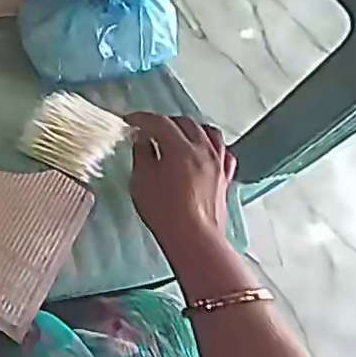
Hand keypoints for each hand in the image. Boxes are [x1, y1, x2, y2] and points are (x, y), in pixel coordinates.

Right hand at [125, 113, 235, 250]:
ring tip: (176, 136)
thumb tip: (142, 140)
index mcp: (180, 149)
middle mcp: (203, 150)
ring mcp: (218, 162)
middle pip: (185, 123)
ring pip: (208, 132)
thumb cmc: (163, 211)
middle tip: (148, 131)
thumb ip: (142, 155)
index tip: (129, 121)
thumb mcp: (141, 181)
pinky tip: (201, 152)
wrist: (194, 238)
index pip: (159, 122)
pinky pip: (222, 151)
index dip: (141, 118)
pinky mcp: (226, 176)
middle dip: (164, 122)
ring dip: (190, 129)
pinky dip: (210, 145)